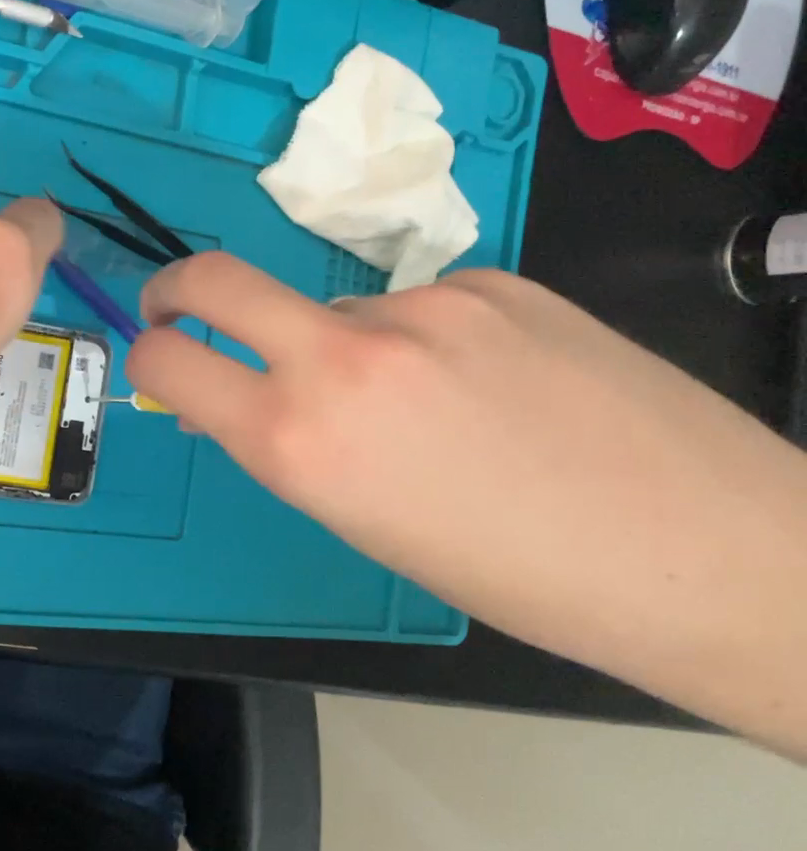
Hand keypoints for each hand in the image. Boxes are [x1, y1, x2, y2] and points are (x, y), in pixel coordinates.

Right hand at [126, 252, 806, 752]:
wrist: (705, 554)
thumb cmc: (503, 572)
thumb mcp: (352, 518)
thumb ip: (277, 443)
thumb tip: (224, 404)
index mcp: (295, 439)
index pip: (166, 361)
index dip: (145, 355)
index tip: (155, 356)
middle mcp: (343, 356)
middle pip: (214, 278)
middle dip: (175, 289)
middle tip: (176, 308)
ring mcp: (423, 307)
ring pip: (332, 307)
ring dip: (338, 342)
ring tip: (422, 402)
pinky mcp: (494, 282)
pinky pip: (415, 303)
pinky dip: (418, 336)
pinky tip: (486, 382)